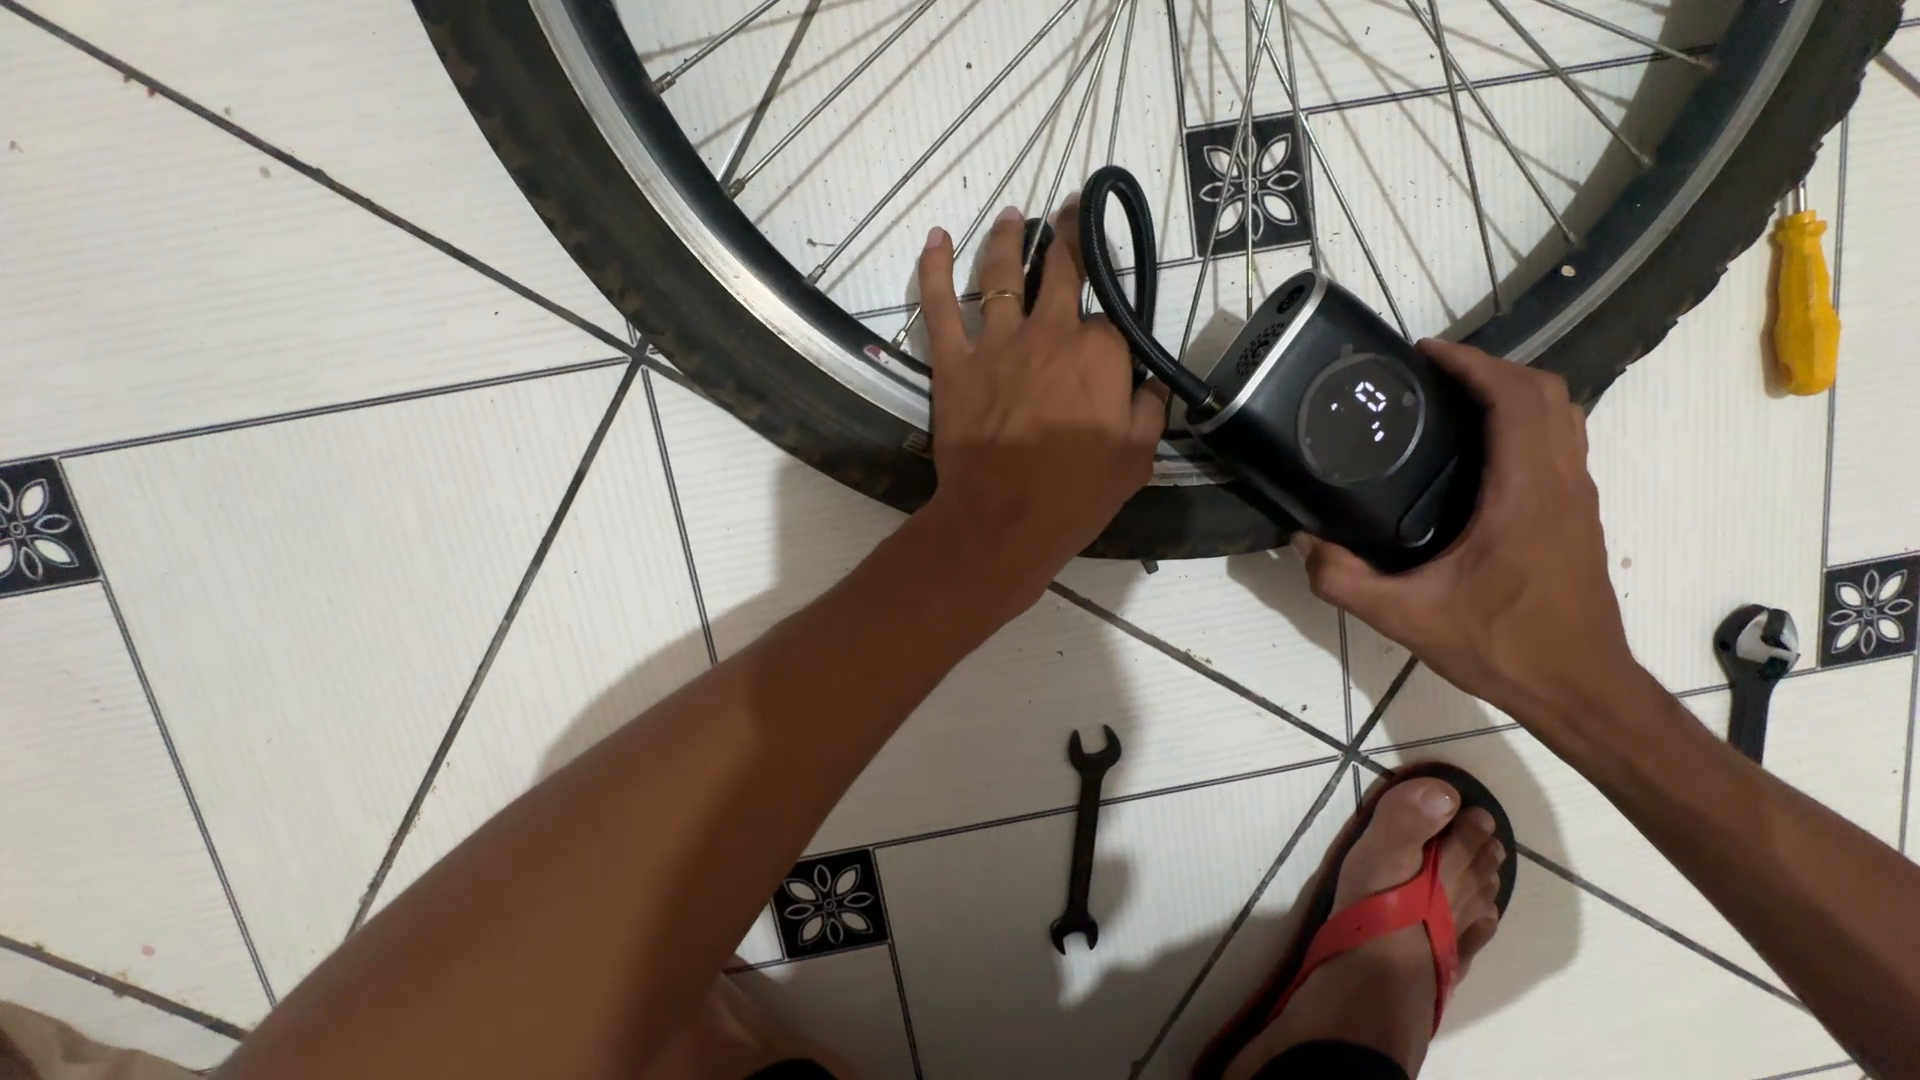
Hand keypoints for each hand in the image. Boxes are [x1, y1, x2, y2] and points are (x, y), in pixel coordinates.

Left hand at [914, 200, 1167, 597]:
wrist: (1003, 520)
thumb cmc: (1074, 495)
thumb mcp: (1136, 459)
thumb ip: (1148, 412)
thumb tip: (1149, 384)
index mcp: (1101, 354)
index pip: (1110, 320)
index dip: (1110, 323)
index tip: (1109, 326)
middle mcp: (1051, 333)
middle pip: (1062, 269)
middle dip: (1070, 232)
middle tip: (1071, 208)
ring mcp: (998, 343)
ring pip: (1002, 273)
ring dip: (1009, 237)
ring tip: (1015, 215)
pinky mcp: (954, 362)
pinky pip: (940, 306)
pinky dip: (935, 269)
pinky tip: (937, 238)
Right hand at [1293, 340, 1638, 729]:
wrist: (1580, 688)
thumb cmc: (1502, 646)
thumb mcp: (1404, 617)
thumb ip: (1343, 579)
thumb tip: (1301, 541)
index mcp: (1525, 492)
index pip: (1515, 398)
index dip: (1473, 363)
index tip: (1424, 354)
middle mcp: (1562, 481)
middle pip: (1547, 392)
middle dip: (1491, 368)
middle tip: (1431, 376)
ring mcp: (1578, 497)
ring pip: (1562, 414)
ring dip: (1513, 393)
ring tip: (1452, 403)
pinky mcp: (1577, 515)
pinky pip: (1559, 443)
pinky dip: (1524, 423)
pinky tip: (1476, 452)